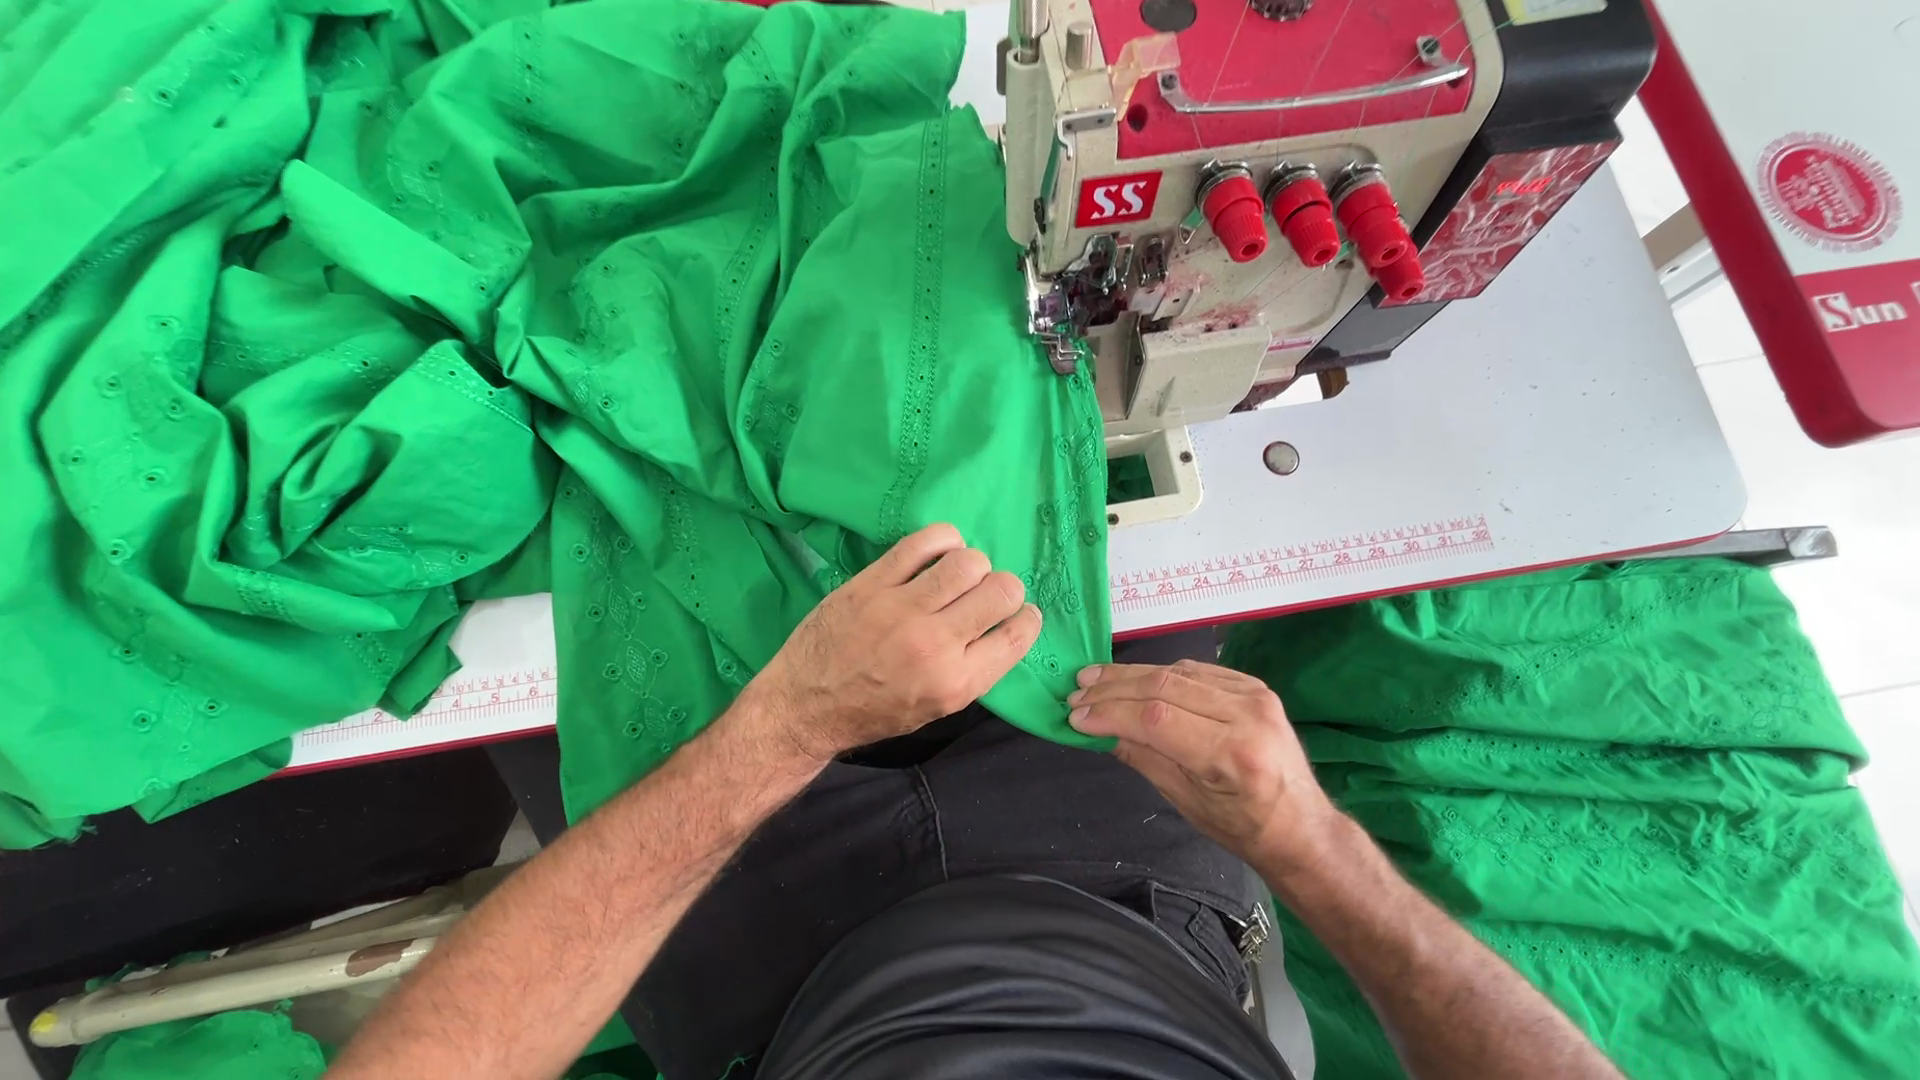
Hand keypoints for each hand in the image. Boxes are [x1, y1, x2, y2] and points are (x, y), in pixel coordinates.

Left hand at [745, 524, 1042, 764]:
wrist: (806, 705)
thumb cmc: (874, 712)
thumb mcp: (936, 708)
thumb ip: (974, 669)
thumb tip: (1003, 625)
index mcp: (956, 682)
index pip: (1017, 633)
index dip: (1026, 617)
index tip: (1018, 613)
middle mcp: (935, 644)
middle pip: (1001, 590)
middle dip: (1003, 588)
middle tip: (985, 594)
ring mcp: (902, 609)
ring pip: (968, 562)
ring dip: (973, 564)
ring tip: (958, 575)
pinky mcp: (873, 583)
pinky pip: (924, 542)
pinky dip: (943, 540)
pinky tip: (939, 553)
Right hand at [1067, 660, 1339, 874]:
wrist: (1301, 825)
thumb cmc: (1242, 826)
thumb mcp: (1185, 801)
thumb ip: (1142, 756)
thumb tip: (1098, 729)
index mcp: (1233, 755)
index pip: (1157, 718)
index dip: (1110, 713)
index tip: (1075, 716)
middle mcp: (1247, 716)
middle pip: (1164, 687)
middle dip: (1113, 689)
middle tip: (1076, 693)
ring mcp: (1254, 695)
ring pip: (1176, 672)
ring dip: (1129, 675)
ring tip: (1093, 679)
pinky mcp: (1253, 685)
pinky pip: (1195, 670)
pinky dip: (1158, 673)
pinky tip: (1131, 679)